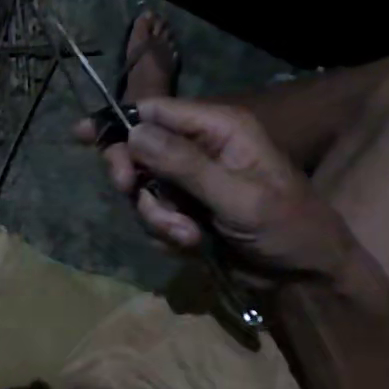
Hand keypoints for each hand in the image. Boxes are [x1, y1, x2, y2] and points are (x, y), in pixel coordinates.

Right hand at [92, 97, 359, 286]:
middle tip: (132, 193)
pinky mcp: (184, 209)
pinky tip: (193, 245)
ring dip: (157, 215)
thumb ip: (184, 164)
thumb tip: (133, 132)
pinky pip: (153, 214)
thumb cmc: (287, 228)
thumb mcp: (239, 197)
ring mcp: (189, 180)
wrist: (305, 277)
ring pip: (142, 188)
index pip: (155, 110)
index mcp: (219, 128)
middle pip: (138, 148)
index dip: (118, 121)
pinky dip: (166, 233)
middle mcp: (199, 147)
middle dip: (135, 178)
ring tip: (189, 235)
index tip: (84, 138)